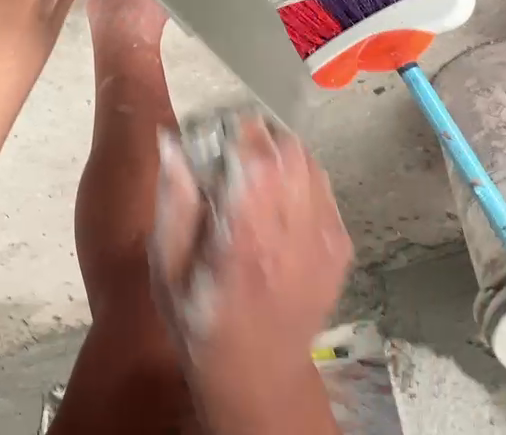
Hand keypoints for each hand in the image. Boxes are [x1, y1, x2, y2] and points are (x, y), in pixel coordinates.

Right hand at [148, 115, 352, 381]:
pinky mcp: (340, 247)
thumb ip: (172, 199)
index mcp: (246, 239)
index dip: (235, 132)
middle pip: (289, 150)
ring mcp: (324, 241)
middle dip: (257, 138)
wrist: (258, 374)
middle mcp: (294, 235)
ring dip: (278, 154)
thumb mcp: (165, 265)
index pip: (257, 157)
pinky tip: (275, 199)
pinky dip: (298, 177)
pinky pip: (323, 185)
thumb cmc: (199, 318)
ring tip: (251, 175)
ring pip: (309, 161)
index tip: (214, 134)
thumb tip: (172, 141)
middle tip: (230, 152)